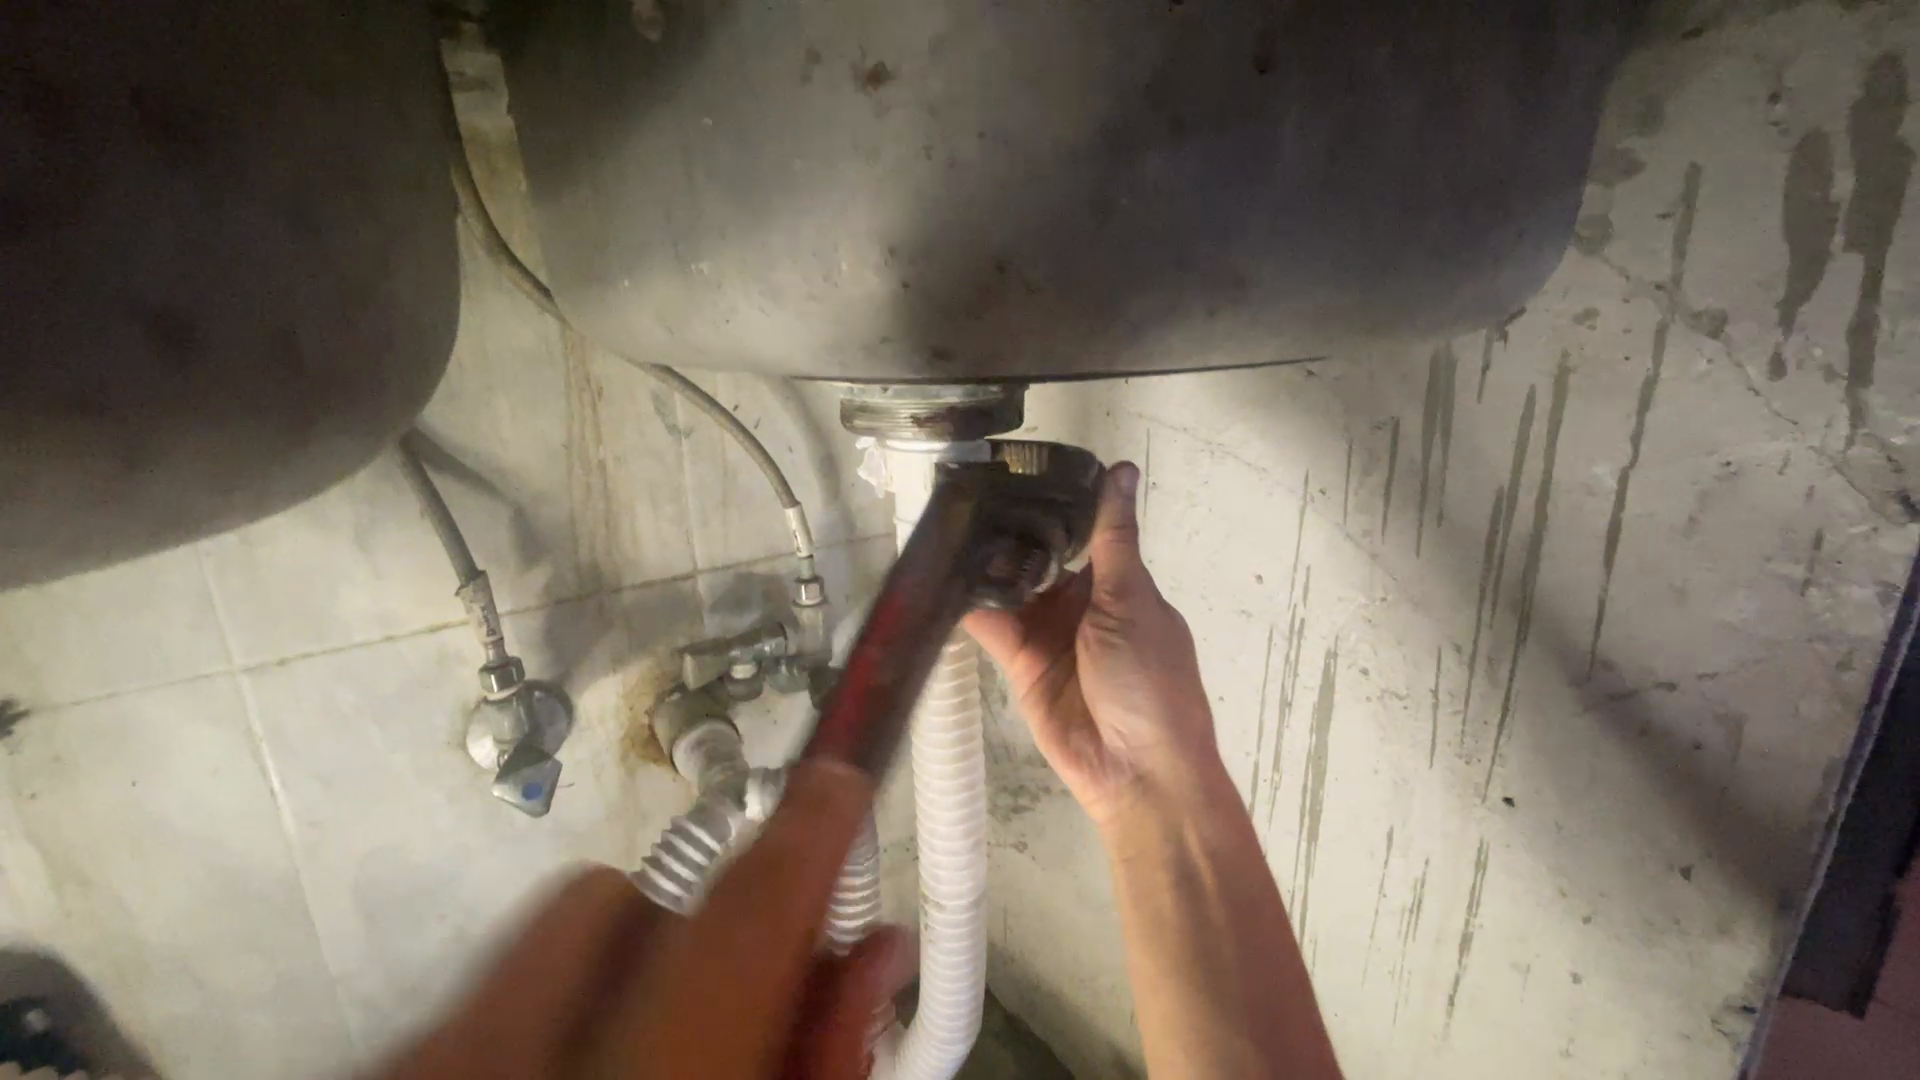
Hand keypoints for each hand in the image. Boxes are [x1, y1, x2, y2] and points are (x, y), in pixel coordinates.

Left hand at [369, 761, 909, 1079]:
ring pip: (525, 958)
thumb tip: (873, 947)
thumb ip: (830, 1066)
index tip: (837, 781)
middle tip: (720, 1009)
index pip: (732, 934)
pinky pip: (464, 1015)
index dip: (798, 840)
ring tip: (633, 1074)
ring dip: (605, 981)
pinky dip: (532, 1034)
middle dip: (680, 927)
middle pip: (599, 908)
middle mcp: (494, 1078)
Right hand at [965, 462, 1223, 827]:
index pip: (1080, 534)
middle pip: (1039, 560)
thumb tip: (1123, 468)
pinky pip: (991, 626)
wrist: (1136, 768)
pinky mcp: (1018, 663)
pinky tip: (940, 574)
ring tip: (943, 521)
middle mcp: (1080, 604)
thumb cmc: (1149, 676)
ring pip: (1011, 588)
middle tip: (963, 491)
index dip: (1051, 506)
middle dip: (1009, 534)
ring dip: (985, 564)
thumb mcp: (1132, 598)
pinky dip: (969, 604)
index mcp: (1117, 584)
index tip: (1013, 468)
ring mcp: (1047, 634)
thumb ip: (1112, 537)